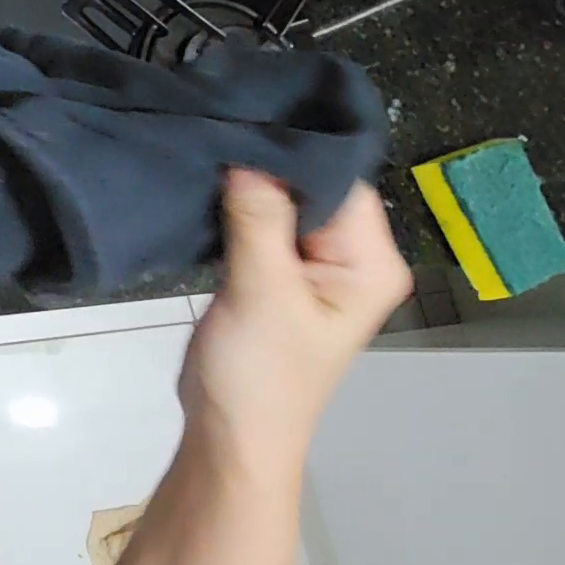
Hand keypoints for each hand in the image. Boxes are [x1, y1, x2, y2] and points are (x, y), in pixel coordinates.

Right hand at [180, 169, 411, 462]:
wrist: (228, 430)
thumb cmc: (258, 371)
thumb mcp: (260, 294)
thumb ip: (258, 224)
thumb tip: (246, 158)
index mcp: (368, 264)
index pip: (337, 186)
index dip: (289, 159)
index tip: (234, 133)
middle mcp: (346, 260)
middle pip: (307, 192)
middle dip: (259, 171)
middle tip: (207, 142)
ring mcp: (305, 268)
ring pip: (276, 208)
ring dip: (239, 192)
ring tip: (197, 165)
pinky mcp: (267, 276)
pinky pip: (254, 227)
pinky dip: (228, 214)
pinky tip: (198, 200)